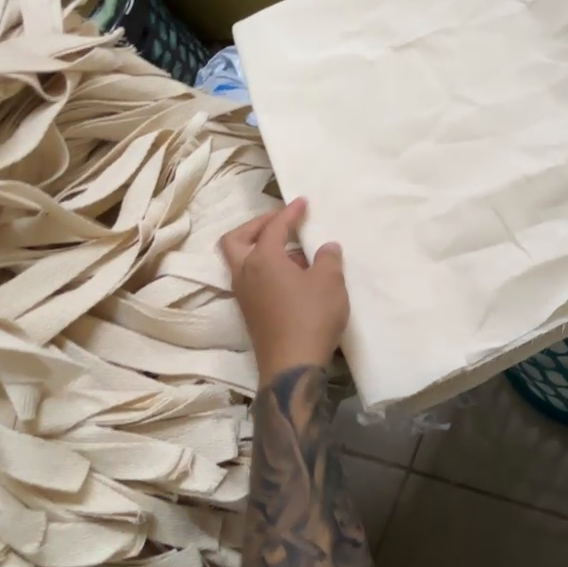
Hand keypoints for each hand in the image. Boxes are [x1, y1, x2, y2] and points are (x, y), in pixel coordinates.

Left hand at [220, 198, 349, 377]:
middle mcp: (245, 273)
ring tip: (293, 250)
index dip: (289, 213)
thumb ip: (328, 259)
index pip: (274, 228)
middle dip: (257, 226)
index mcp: (263, 260)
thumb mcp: (330, 282)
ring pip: (241, 260)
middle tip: (281, 222)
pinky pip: (250, 277)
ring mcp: (243, 294)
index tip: (303, 203)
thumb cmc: (312, 317)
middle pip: (237, 239)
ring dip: (261, 247)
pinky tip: (291, 275)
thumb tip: (326, 247)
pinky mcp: (250, 310)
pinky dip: (265, 266)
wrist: (292, 363)